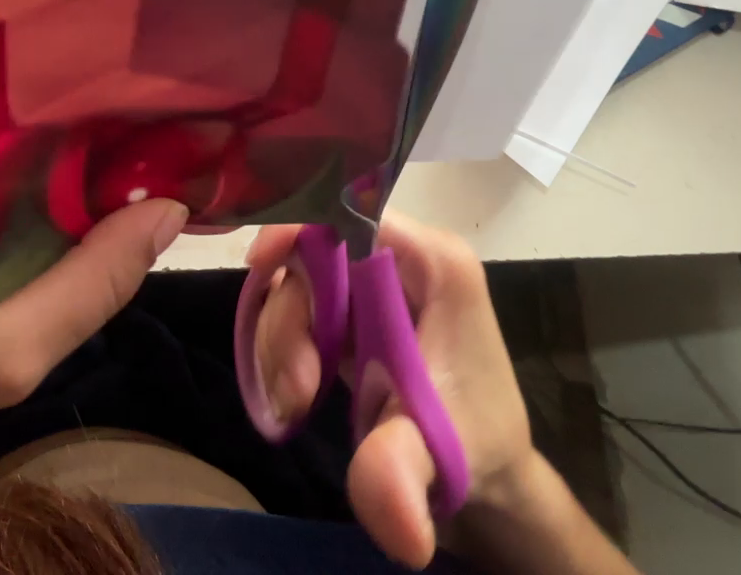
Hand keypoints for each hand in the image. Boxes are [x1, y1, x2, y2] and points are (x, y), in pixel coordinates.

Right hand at [249, 212, 539, 568]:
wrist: (482, 474)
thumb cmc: (474, 445)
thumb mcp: (438, 454)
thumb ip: (402, 470)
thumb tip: (394, 528)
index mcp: (432, 261)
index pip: (350, 213)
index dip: (297, 229)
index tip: (258, 270)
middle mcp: (401, 258)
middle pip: (311, 255)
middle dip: (288, 322)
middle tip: (295, 396)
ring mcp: (373, 283)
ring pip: (295, 283)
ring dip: (280, 344)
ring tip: (294, 410)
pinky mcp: (354, 310)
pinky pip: (296, 308)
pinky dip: (282, 349)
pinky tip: (292, 398)